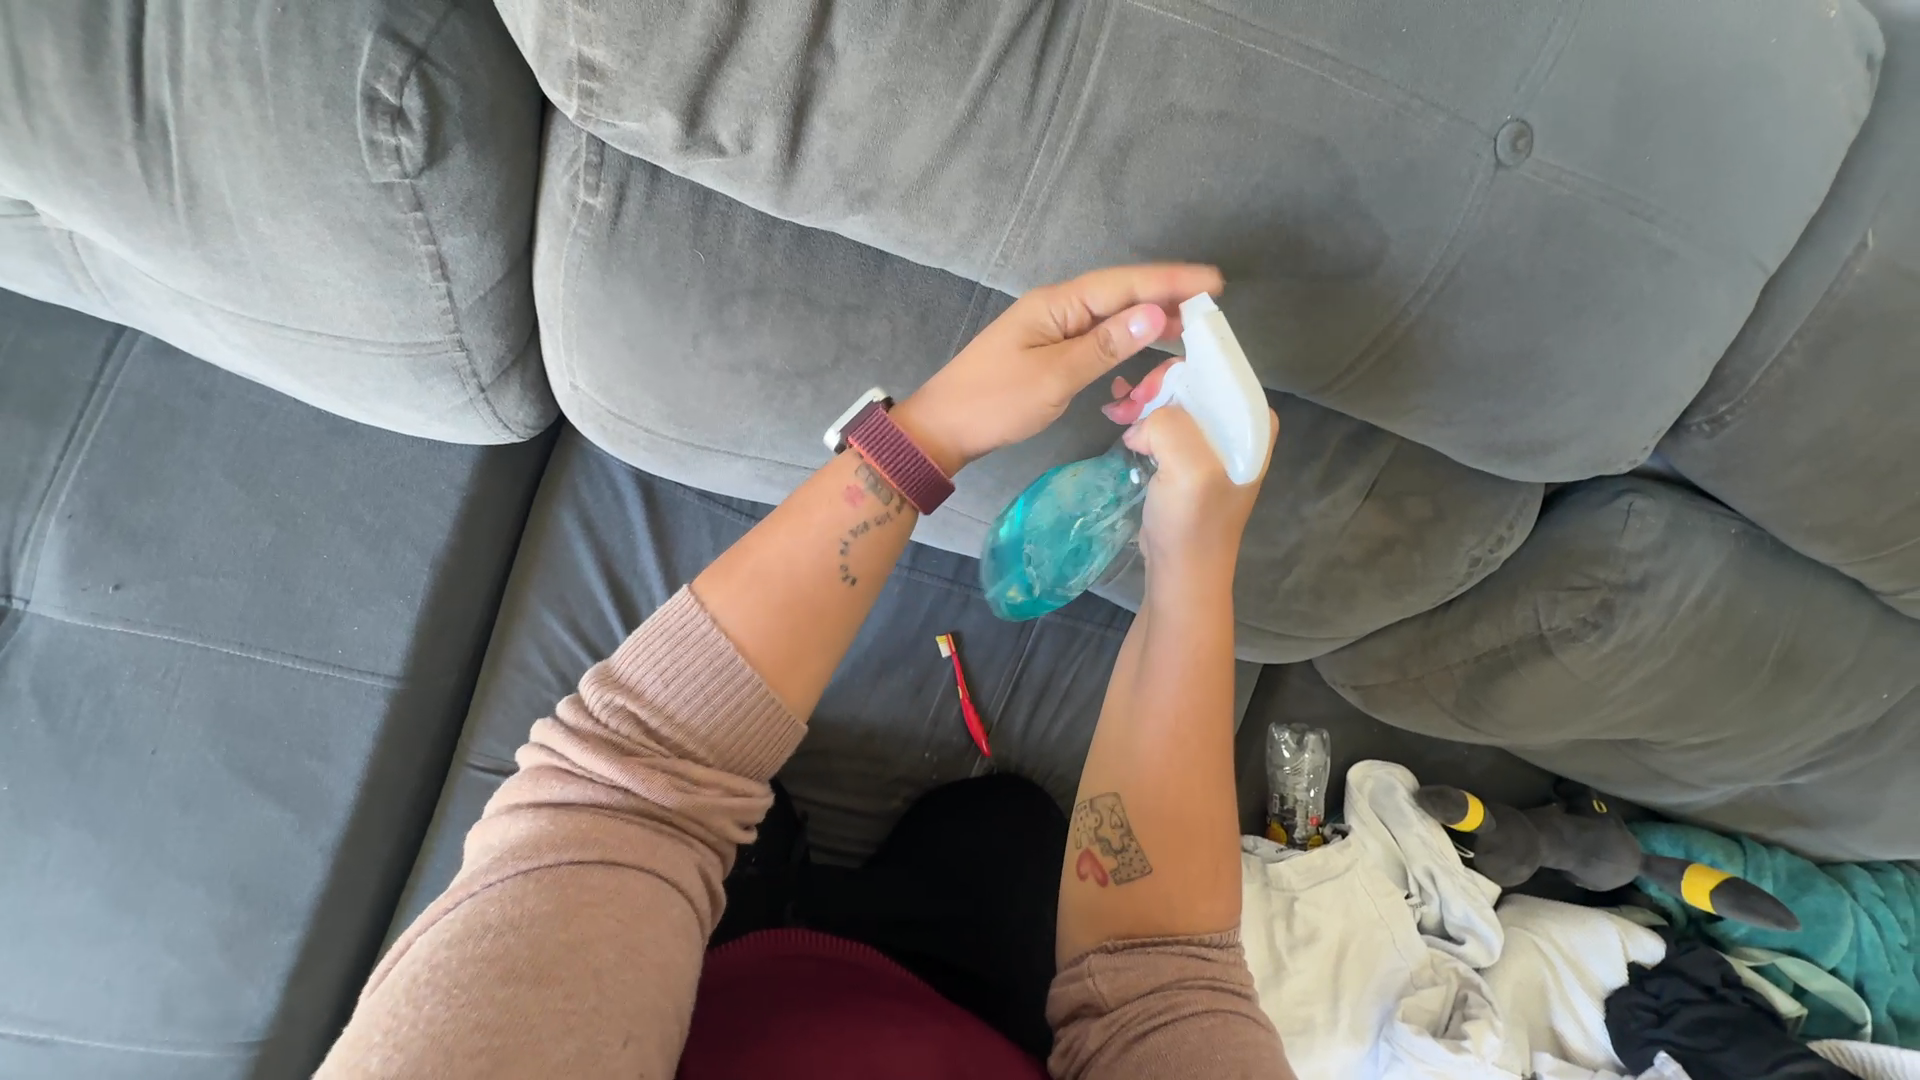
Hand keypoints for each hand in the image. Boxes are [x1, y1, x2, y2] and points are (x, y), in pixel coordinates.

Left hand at [892, 263, 1224, 474]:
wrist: (944, 428)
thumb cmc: (995, 403)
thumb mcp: (1055, 377)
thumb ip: (1105, 346)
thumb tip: (1154, 313)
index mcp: (1057, 305)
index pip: (1124, 284)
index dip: (1171, 282)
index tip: (1215, 282)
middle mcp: (1056, 308)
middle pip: (1119, 294)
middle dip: (1165, 297)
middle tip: (1211, 308)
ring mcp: (1050, 329)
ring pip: (1109, 316)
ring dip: (1146, 320)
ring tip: (1188, 327)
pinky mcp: (1046, 351)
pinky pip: (1095, 337)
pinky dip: (1123, 342)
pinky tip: (1141, 348)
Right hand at [1113, 359, 1277, 581]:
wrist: (1181, 573)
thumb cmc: (1192, 524)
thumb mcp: (1189, 467)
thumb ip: (1170, 425)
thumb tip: (1143, 423)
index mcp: (1253, 420)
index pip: (1215, 368)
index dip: (1175, 371)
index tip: (1142, 393)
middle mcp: (1239, 424)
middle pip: (1191, 381)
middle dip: (1153, 388)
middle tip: (1124, 408)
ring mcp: (1214, 441)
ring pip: (1174, 400)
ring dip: (1141, 402)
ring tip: (1116, 414)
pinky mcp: (1189, 457)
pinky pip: (1164, 422)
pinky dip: (1141, 418)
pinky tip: (1120, 422)